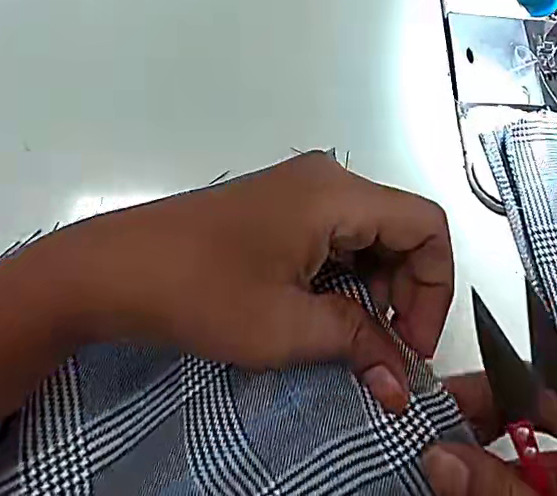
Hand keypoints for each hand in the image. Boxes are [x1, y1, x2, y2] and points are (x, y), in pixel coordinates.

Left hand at [42, 151, 453, 411]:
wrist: (121, 266)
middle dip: (406, 291)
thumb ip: (357, 343)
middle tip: (386, 351)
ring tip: (355, 339)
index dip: (435, 286)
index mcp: (335, 192)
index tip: (411, 342)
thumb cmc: (202, 289)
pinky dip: (346, 275)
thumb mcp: (286, 325)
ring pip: (368, 232)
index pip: (426, 223)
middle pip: (399, 226)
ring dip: (375, 287)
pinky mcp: (280, 205)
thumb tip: (402, 377)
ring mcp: (299, 189)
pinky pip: (336, 234)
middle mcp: (324, 178)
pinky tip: (326, 312)